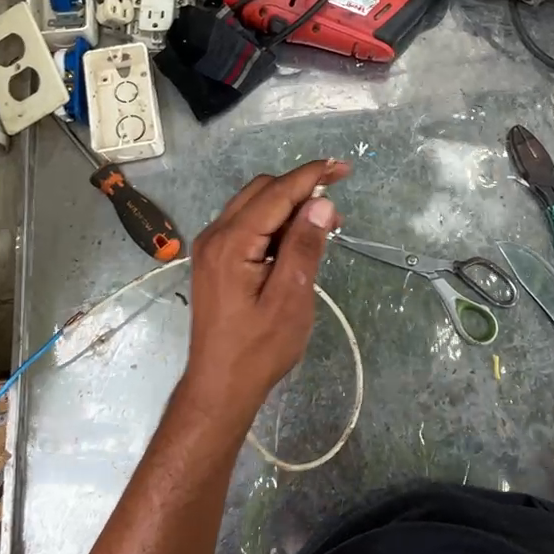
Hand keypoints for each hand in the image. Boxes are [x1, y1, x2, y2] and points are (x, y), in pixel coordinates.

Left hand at [177, 159, 349, 424]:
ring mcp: (211, 247)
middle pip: (262, 191)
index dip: (310, 176)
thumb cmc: (258, 349)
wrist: (219, 387)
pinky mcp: (215, 259)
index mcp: (232, 243)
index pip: (276, 193)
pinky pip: (246, 223)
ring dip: (288, 206)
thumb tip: (321, 203)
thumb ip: (304, 247)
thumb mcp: (290, 298)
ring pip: (253, 204)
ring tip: (322, 228)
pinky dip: (273, 222)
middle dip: (300, 190)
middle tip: (335, 212)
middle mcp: (215, 235)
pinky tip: (295, 242)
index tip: (342, 167)